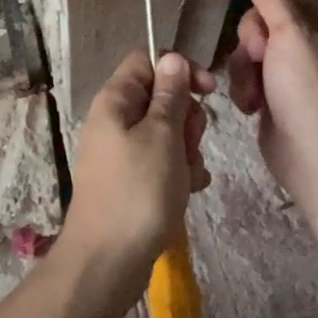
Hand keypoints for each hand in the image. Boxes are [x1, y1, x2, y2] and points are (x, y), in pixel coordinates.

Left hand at [61, 49, 215, 267]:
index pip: (147, 61)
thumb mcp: (162, 136)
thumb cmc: (138, 191)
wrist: (108, 260)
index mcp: (116, 100)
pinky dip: (179, 172)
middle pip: (161, 97)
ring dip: (187, 149)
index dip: (179, 69)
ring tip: (188, 175)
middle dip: (186, 117)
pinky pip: (162, 162)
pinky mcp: (131, 179)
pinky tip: (188, 191)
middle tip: (191, 142)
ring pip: (167, 132)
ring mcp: (122, 151)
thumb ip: (170, 95)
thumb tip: (172, 58)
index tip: (208, 91)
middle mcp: (115, 119)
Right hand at [224, 0, 317, 199]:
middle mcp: (308, 44)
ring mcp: (290, 72)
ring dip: (243, 69)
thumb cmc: (306, 91)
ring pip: (247, 49)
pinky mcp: (273, 95)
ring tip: (252, 92)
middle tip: (258, 55)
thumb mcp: (290, 34)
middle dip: (250, 38)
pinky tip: (250, 106)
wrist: (313, 159)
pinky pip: (246, 75)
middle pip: (259, 19)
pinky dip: (244, 88)